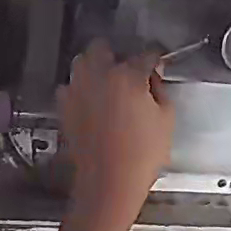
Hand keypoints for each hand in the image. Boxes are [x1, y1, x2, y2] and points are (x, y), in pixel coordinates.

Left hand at [56, 40, 174, 223]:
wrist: (108, 183)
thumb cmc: (141, 155)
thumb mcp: (166, 120)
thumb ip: (160, 90)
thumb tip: (152, 79)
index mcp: (127, 75)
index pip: (145, 54)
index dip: (154, 60)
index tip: (157, 66)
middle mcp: (97, 76)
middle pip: (103, 48)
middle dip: (116, 54)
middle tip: (129, 70)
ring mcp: (76, 90)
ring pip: (82, 63)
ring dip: (95, 67)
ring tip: (109, 84)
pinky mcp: (64, 106)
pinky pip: (71, 87)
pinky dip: (81, 89)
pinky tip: (93, 102)